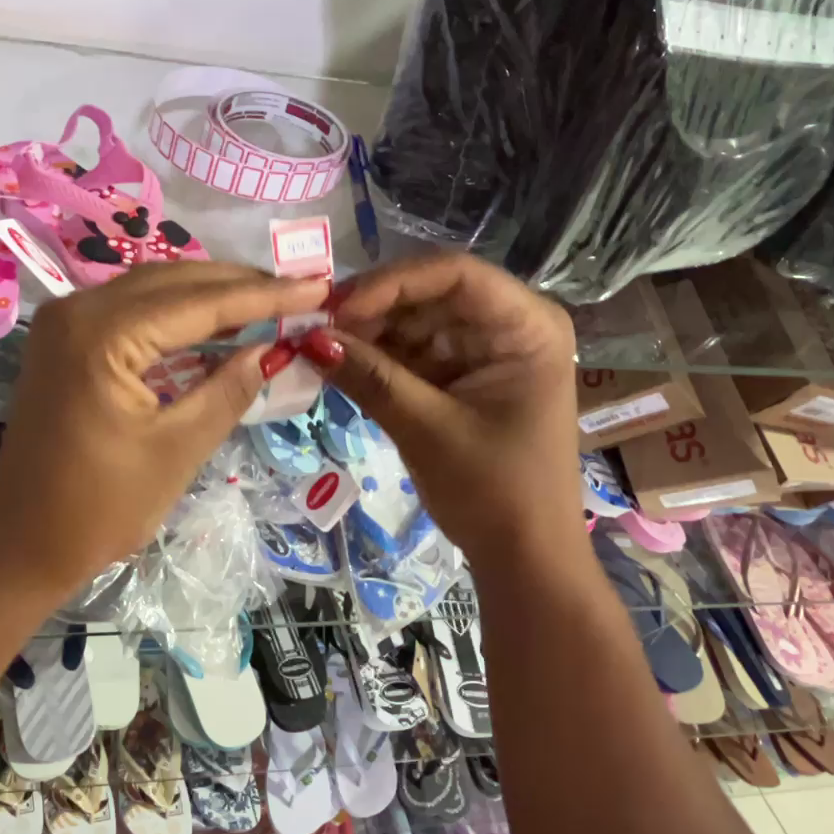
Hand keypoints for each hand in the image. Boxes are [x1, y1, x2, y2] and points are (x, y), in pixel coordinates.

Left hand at [0, 262, 329, 594]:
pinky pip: (130, 310)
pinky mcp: (62, 340)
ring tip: (270, 300)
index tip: (319, 286)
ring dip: (209, 295)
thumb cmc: (99, 508)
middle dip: (239, 285)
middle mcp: (77, 310)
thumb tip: (271, 349)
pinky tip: (214, 322)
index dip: (264, 295)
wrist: (22, 544)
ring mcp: (63, 321)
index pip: (199, 303)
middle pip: (174, 282)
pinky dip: (175, 314)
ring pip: (152, 289)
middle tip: (300, 290)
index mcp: (101, 335)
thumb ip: (227, 389)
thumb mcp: (177, 450)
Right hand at [299, 254, 579, 552]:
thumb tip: (307, 339)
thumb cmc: (495, 492)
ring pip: (414, 319)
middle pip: (430, 293)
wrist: (524, 558)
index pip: (455, 275)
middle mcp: (509, 325)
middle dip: (372, 309)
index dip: (392, 283)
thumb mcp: (427, 430)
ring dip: (367, 332)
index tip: (337, 310)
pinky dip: (376, 356)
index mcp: (527, 326)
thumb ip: (370, 377)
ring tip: (316, 346)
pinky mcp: (461, 374)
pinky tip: (338, 362)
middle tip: (313, 328)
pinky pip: (412, 349)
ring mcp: (484, 349)